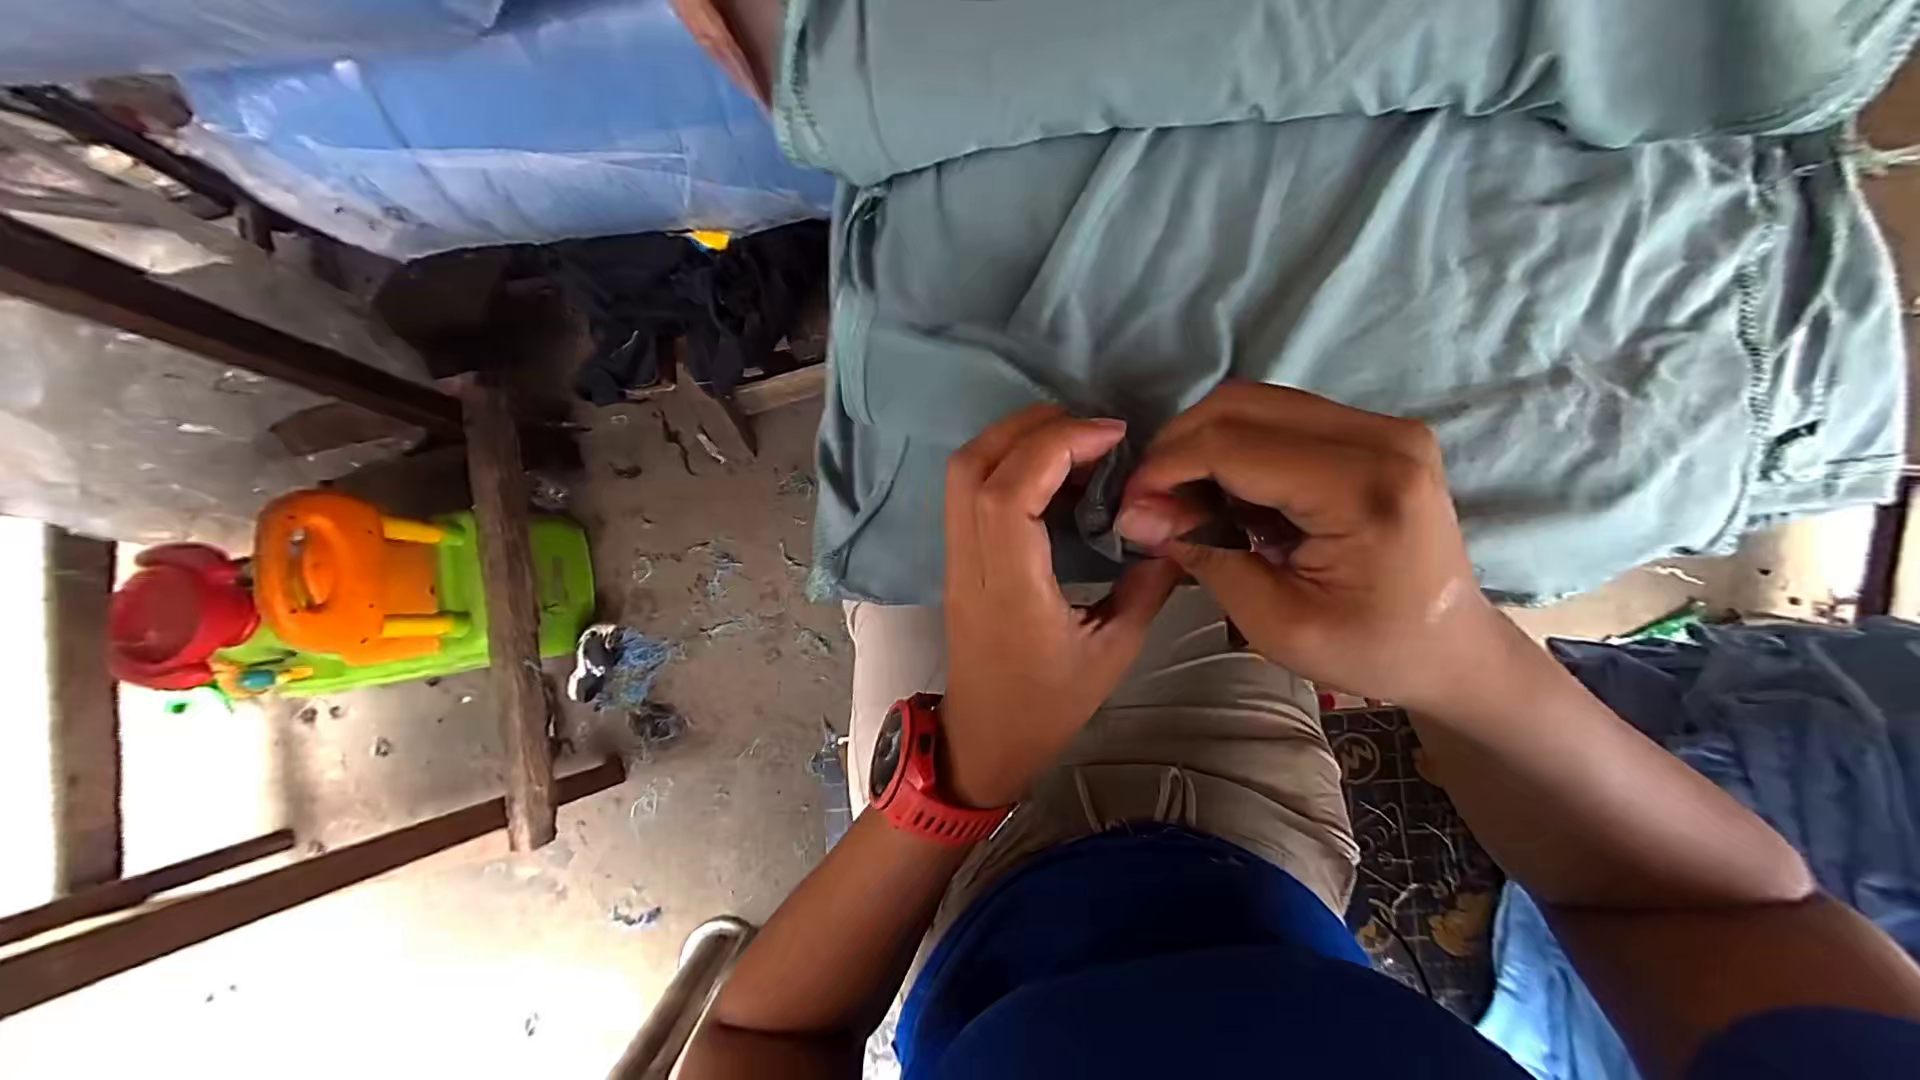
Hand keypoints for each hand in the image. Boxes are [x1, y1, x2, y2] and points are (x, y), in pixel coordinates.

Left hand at [941, 405, 1183, 806]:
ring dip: (1013, 439)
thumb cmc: (1049, 704)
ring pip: (963, 474)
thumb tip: (1175, 529)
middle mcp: (972, 565)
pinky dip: (1005, 463)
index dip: (1057, 445)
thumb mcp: (1115, 650)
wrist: (985, 736)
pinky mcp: (956, 559)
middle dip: (1031, 426)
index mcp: (1011, 589)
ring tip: (1074, 442)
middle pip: (974, 466)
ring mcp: (956, 559)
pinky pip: (968, 492)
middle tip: (1093, 429)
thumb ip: (1147, 584)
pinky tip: (1052, 474)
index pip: (1008, 493)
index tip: (1111, 436)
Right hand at [1114, 381, 1518, 714]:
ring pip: (1252, 401)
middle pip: (1238, 404)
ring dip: (1199, 444)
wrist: (1454, 650)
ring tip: (1180, 499)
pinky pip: (1275, 416)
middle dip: (1175, 448)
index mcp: (1363, 488)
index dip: (1164, 469)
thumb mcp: (1275, 622)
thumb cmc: (1370, 650)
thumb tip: (1133, 516)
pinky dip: (1230, 446)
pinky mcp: (1372, 432)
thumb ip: (1204, 555)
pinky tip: (1221, 491)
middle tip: (1148, 502)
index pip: (1232, 444)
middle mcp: (1380, 436)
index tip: (1129, 509)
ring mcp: (1381, 426)